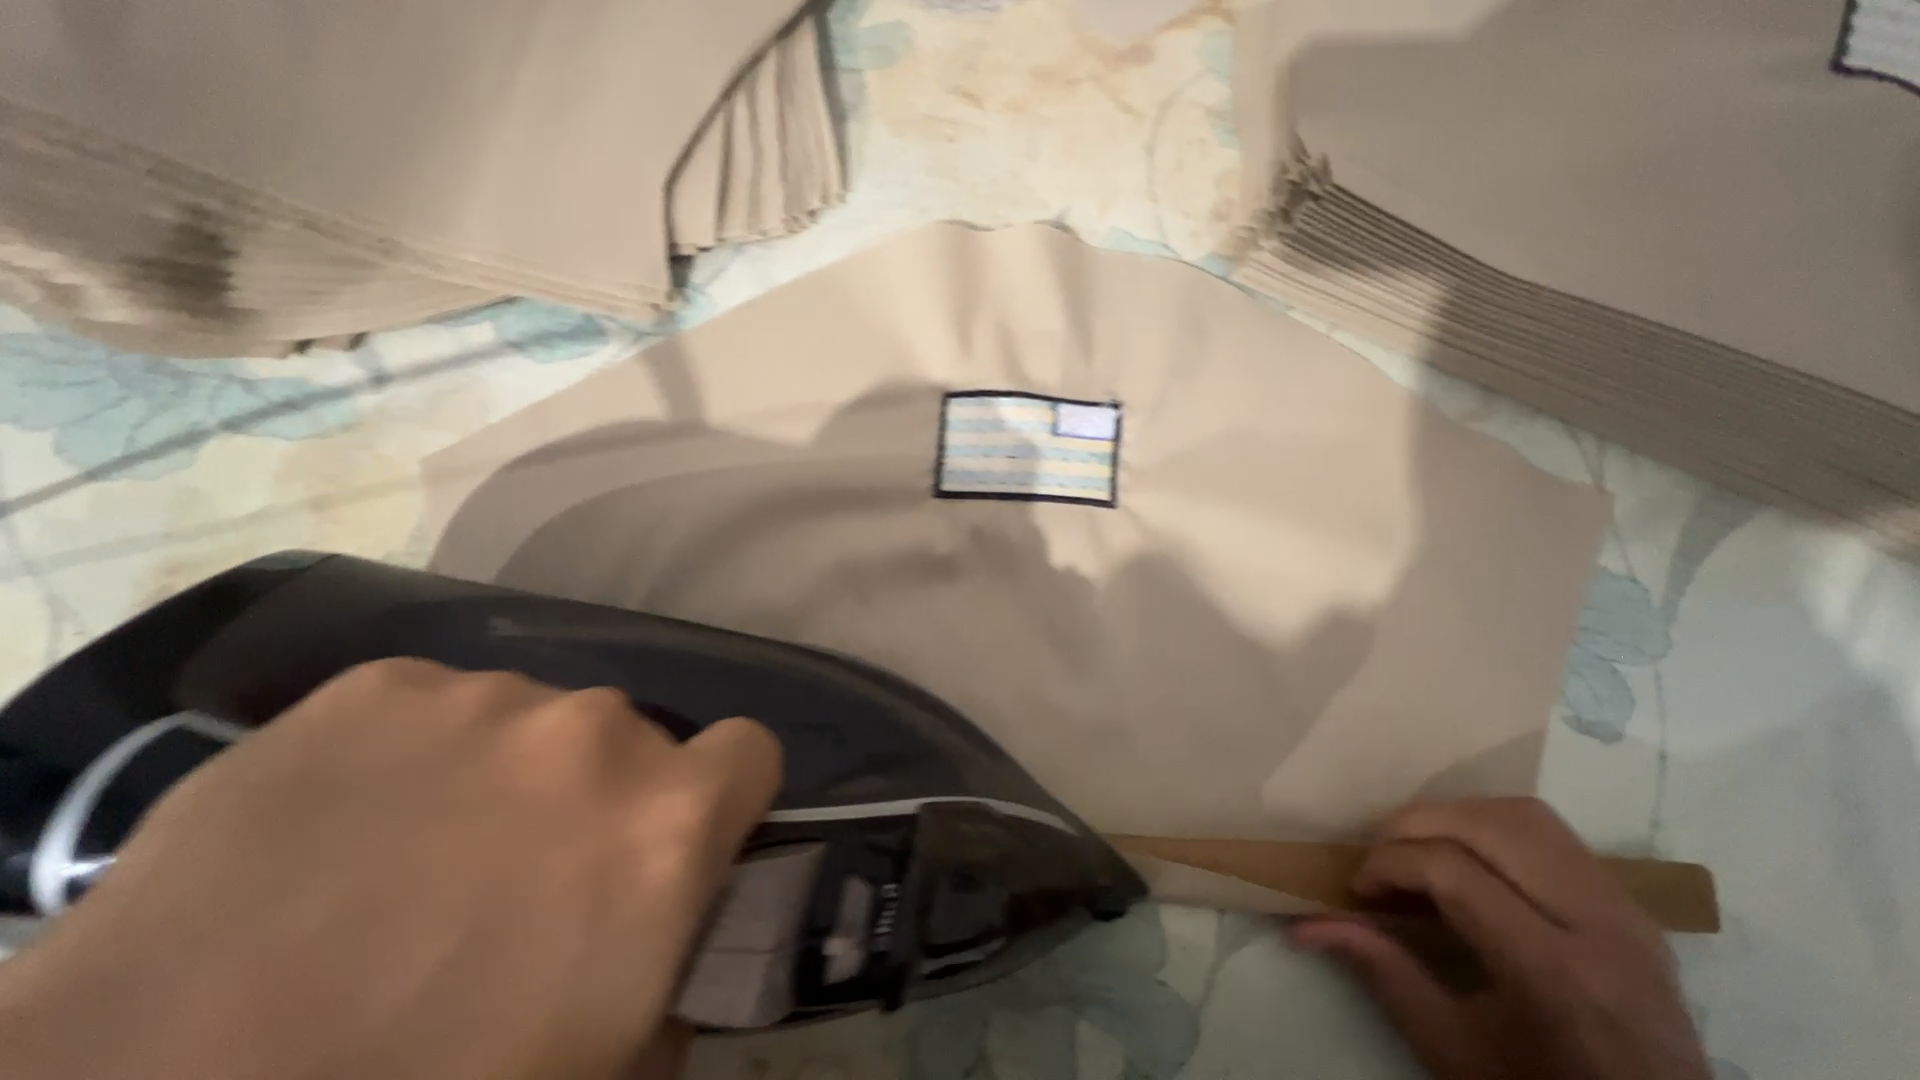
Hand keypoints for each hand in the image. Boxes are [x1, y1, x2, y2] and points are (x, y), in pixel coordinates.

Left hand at [0, 658, 781, 1079]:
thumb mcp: (609, 1061)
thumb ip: (675, 974)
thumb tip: (672, 933)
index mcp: (666, 821)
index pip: (751, 751)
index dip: (725, 797)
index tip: (683, 838)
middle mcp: (592, 733)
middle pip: (632, 739)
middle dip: (599, 798)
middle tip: (524, 875)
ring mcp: (480, 698)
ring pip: (532, 718)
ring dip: (507, 771)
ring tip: (418, 852)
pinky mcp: (374, 686)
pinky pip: (434, 704)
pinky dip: (417, 752)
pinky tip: (348, 823)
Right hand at [1290, 797, 1711, 1079]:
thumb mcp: (1450, 1047)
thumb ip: (1381, 971)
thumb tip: (1305, 925)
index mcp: (1555, 973)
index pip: (1453, 870)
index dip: (1388, 864)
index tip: (1359, 892)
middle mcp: (1600, 924)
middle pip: (1489, 824)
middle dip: (1414, 825)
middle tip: (1379, 859)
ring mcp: (1626, 909)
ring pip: (1525, 814)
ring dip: (1456, 817)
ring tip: (1420, 852)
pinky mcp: (1633, 904)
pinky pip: (1554, 835)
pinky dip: (1495, 829)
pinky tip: (1469, 864)